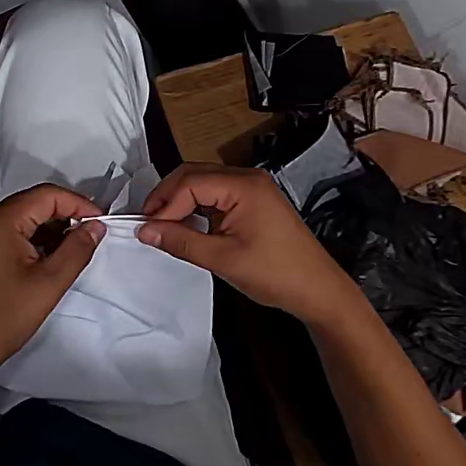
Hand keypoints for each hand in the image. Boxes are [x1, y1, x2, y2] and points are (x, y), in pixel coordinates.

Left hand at [0, 184, 105, 419]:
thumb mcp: (48, 284)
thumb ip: (77, 250)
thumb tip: (95, 227)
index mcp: (0, 221)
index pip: (47, 195)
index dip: (78, 204)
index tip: (100, 222)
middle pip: (34, 203)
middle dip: (66, 216)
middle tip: (91, 236)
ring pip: (24, 218)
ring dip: (51, 229)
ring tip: (74, 251)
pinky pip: (12, 232)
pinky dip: (34, 240)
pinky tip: (50, 260)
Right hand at [137, 163, 365, 327]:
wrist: (319, 290)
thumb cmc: (278, 274)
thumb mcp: (222, 259)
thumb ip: (181, 240)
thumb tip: (147, 230)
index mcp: (244, 186)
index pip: (190, 183)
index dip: (164, 204)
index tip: (148, 227)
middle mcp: (249, 178)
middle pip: (194, 175)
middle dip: (168, 197)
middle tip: (150, 223)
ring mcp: (254, 188)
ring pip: (204, 183)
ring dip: (181, 201)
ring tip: (165, 226)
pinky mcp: (255, 200)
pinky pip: (217, 193)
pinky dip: (198, 206)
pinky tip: (188, 226)